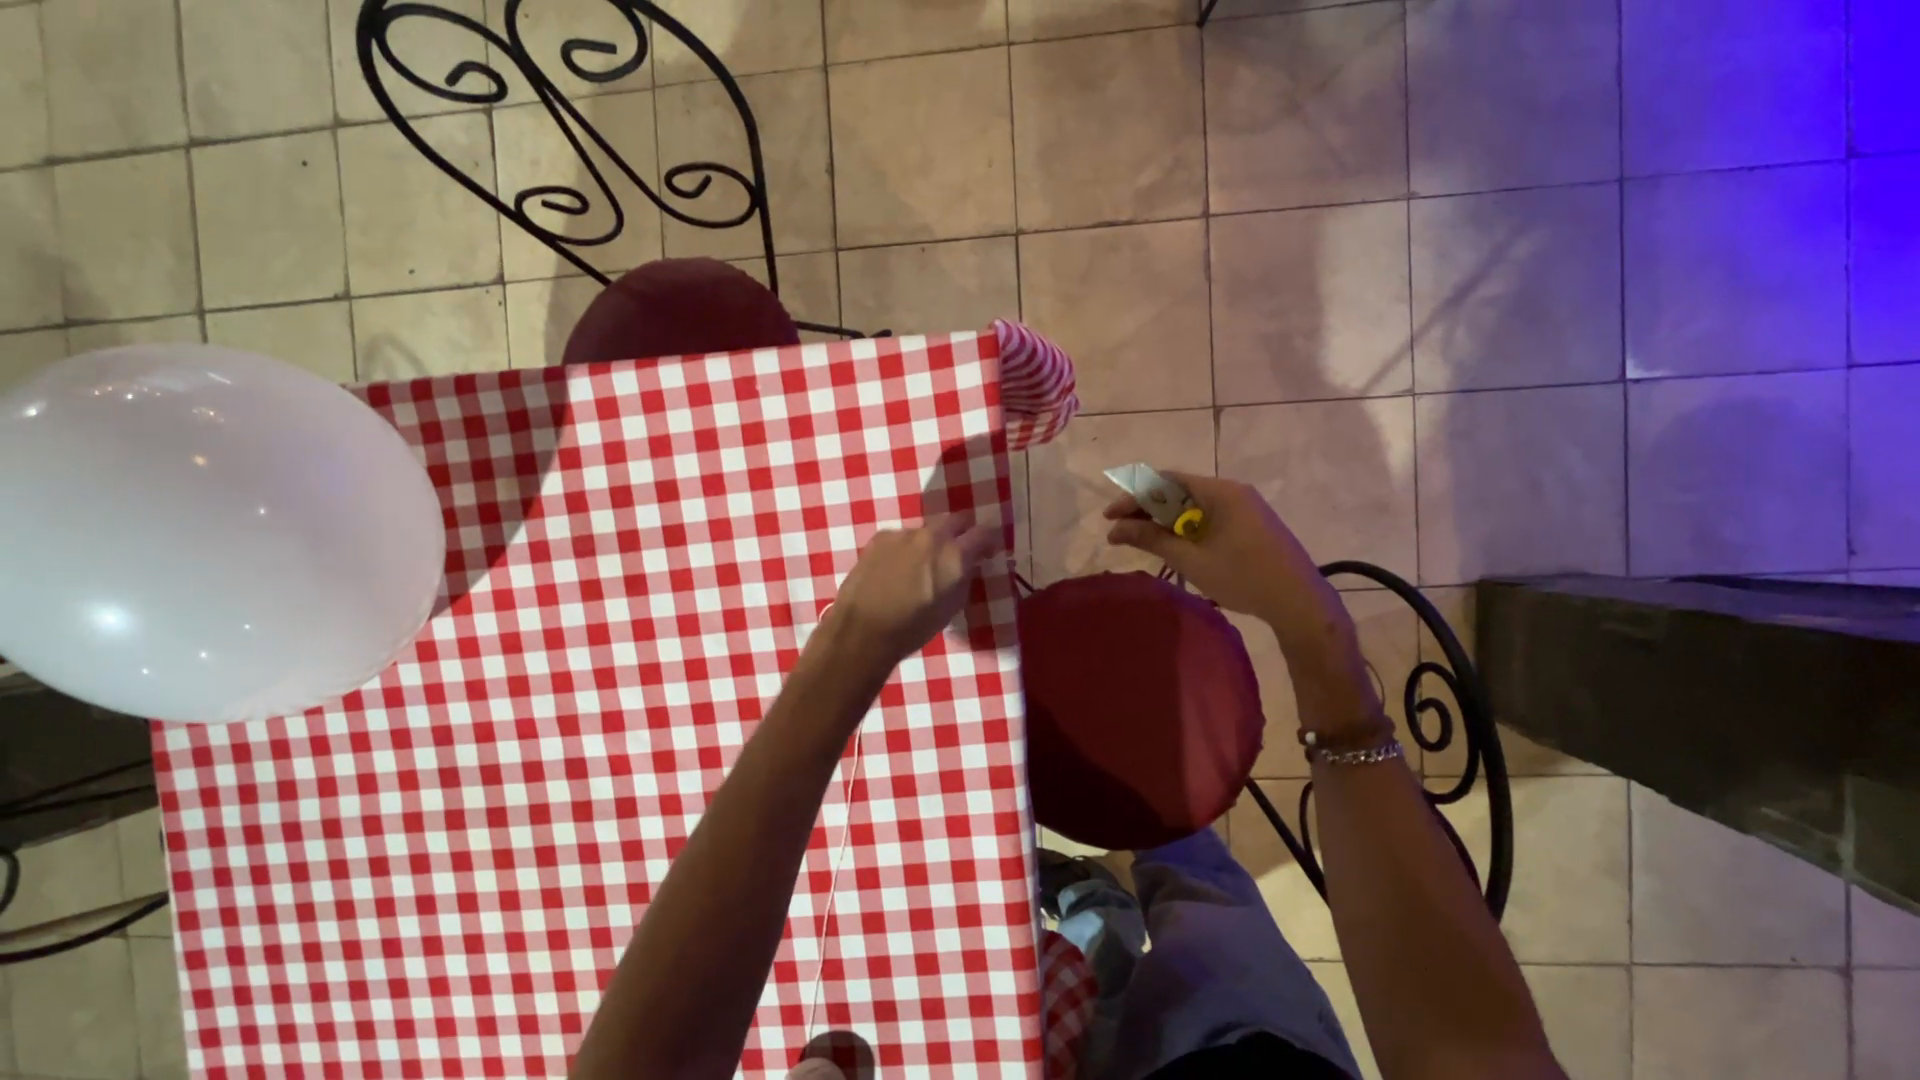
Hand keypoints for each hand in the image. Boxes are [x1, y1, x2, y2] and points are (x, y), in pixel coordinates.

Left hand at [819, 514, 998, 670]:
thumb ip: (964, 579)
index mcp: (954, 555)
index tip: (988, 552)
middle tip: (960, 551)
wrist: (862, 629)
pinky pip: (902, 537)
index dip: (989, 541)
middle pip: (955, 520)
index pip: (983, 533)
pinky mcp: (879, 538)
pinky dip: (907, 548)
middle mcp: (930, 536)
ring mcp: (902, 533)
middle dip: (962, 532)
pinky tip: (897, 568)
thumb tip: (967, 566)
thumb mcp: (951, 608)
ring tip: (922, 565)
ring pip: (926, 530)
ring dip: (931, 542)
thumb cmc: (912, 627)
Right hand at [1103, 473, 1350, 651]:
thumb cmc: (1243, 578)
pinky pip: (1208, 517)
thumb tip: (1116, 529)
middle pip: (1178, 491)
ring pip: (1193, 506)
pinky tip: (1172, 546)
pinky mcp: (1250, 524)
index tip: (1109, 518)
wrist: (1299, 601)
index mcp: (1220, 492)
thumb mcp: (1192, 560)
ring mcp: (1244, 507)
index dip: (1133, 497)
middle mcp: (1232, 491)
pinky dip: (1185, 528)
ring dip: (1164, 521)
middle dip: (1146, 510)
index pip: (1165, 481)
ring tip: (1140, 541)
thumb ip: (1152, 540)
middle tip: (1119, 532)